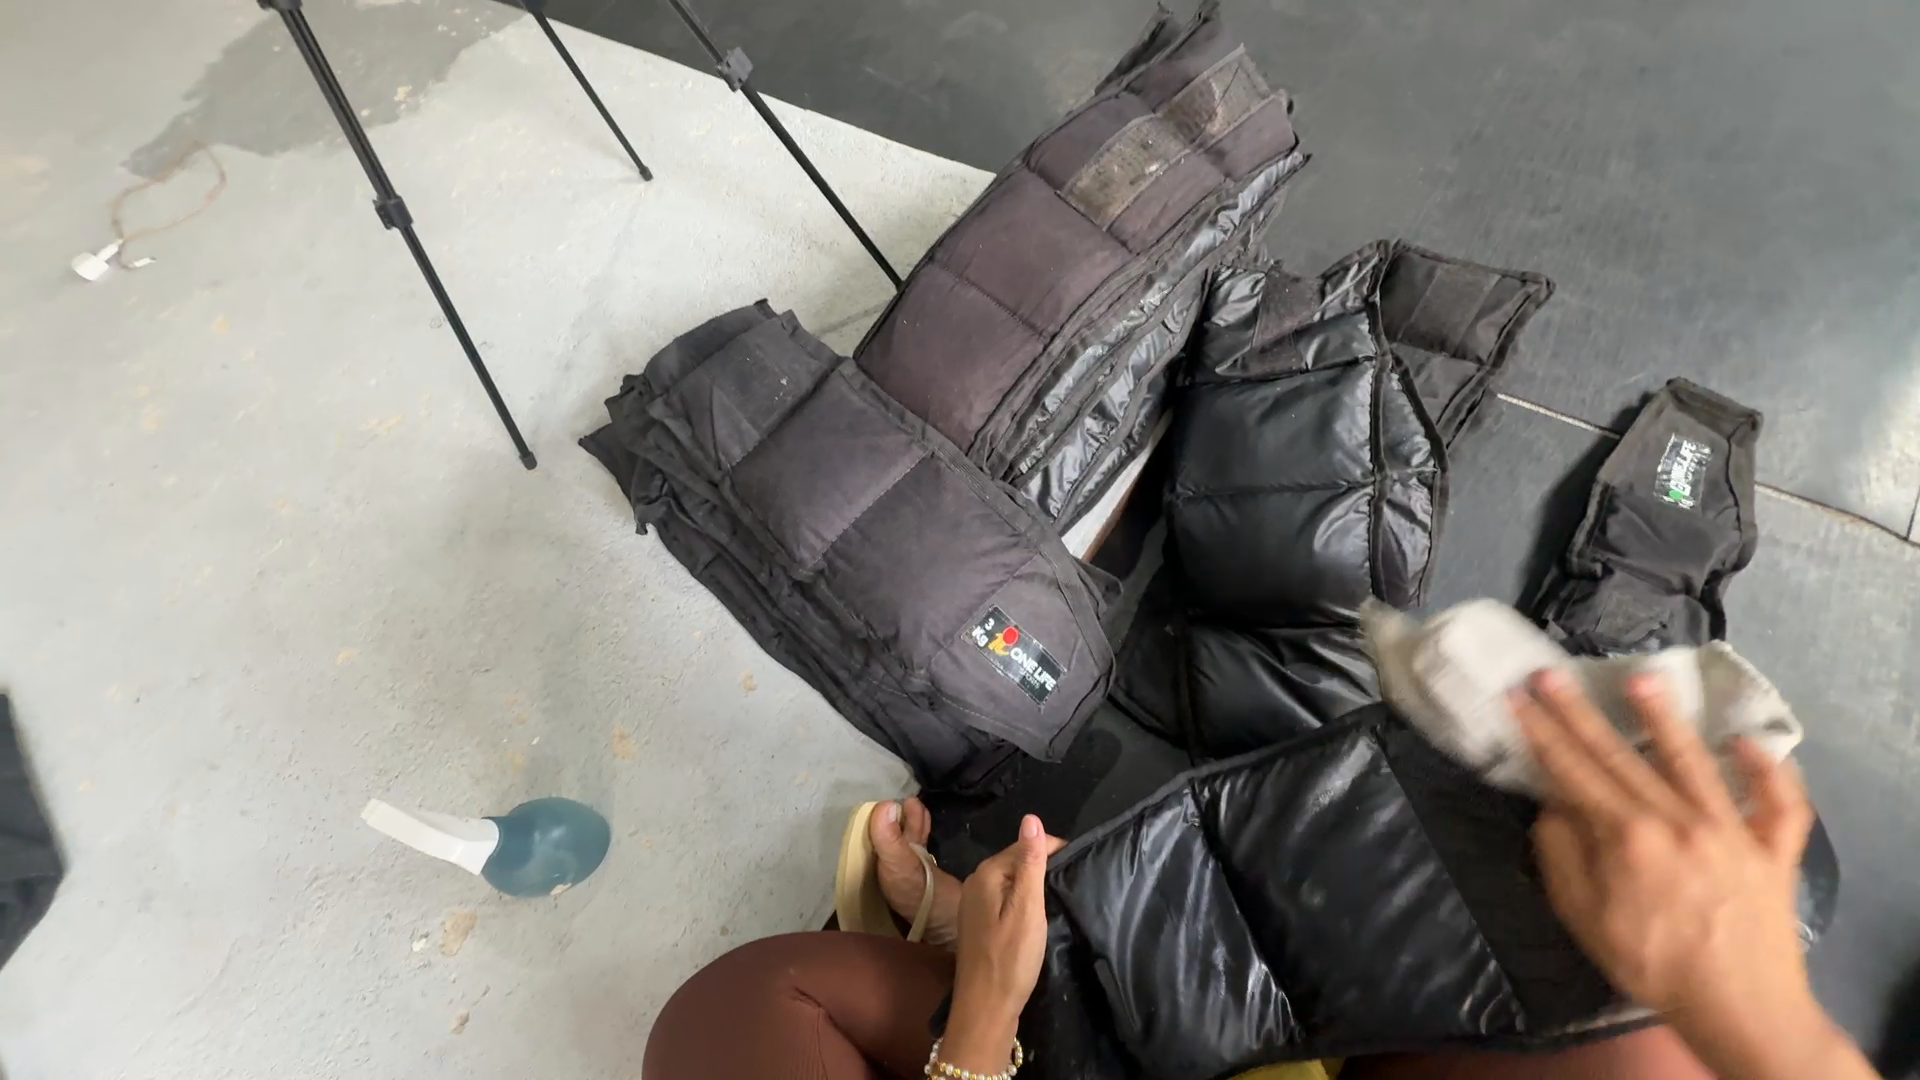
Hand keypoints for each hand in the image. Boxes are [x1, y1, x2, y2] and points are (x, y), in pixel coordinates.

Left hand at [940, 815, 1065, 1073]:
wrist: (985, 1009)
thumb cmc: (1010, 958)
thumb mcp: (1027, 908)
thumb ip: (1030, 863)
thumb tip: (1031, 818)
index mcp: (987, 873)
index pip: (1024, 845)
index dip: (1052, 849)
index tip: (1079, 860)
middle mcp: (977, 881)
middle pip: (1016, 860)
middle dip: (1043, 864)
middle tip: (1073, 878)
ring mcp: (975, 903)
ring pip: (1012, 880)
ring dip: (1034, 883)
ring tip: (1061, 894)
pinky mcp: (980, 922)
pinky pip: (1006, 898)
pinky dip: (1024, 900)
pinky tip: (1038, 914)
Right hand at [1514, 670, 1874, 1079]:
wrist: (1742, 1012)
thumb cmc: (1647, 961)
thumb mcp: (1579, 910)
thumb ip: (1560, 850)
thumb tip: (1554, 805)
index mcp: (1625, 836)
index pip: (1569, 769)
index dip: (1538, 730)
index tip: (1515, 696)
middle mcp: (1677, 822)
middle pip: (1618, 756)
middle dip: (1577, 712)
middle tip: (1551, 674)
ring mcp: (1731, 833)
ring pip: (1693, 763)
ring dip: (1663, 718)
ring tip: (1642, 677)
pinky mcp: (1772, 853)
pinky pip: (1779, 807)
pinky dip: (1769, 773)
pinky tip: (1749, 743)